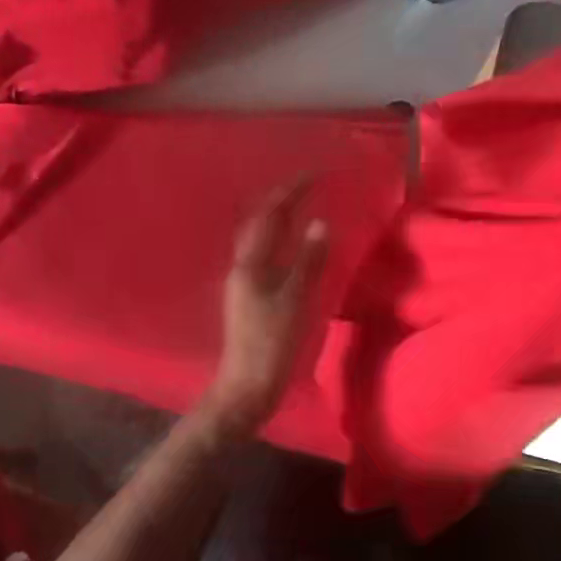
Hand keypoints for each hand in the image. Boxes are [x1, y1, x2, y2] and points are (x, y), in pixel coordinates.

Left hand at [202, 181, 329, 436]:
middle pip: (259, 224)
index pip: (269, 216)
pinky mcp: (248, 299)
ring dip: (278, 220)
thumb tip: (319, 223)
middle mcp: (240, 269)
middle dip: (282, 201)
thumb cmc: (270, 345)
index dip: (291, 192)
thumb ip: (308, 263)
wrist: (246, 386)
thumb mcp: (294, 302)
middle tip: (309, 185)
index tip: (316, 174)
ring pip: (259, 241)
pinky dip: (279, 243)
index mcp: (248, 265)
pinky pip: (264, 258)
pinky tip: (291, 249)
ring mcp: (242, 285)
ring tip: (301, 207)